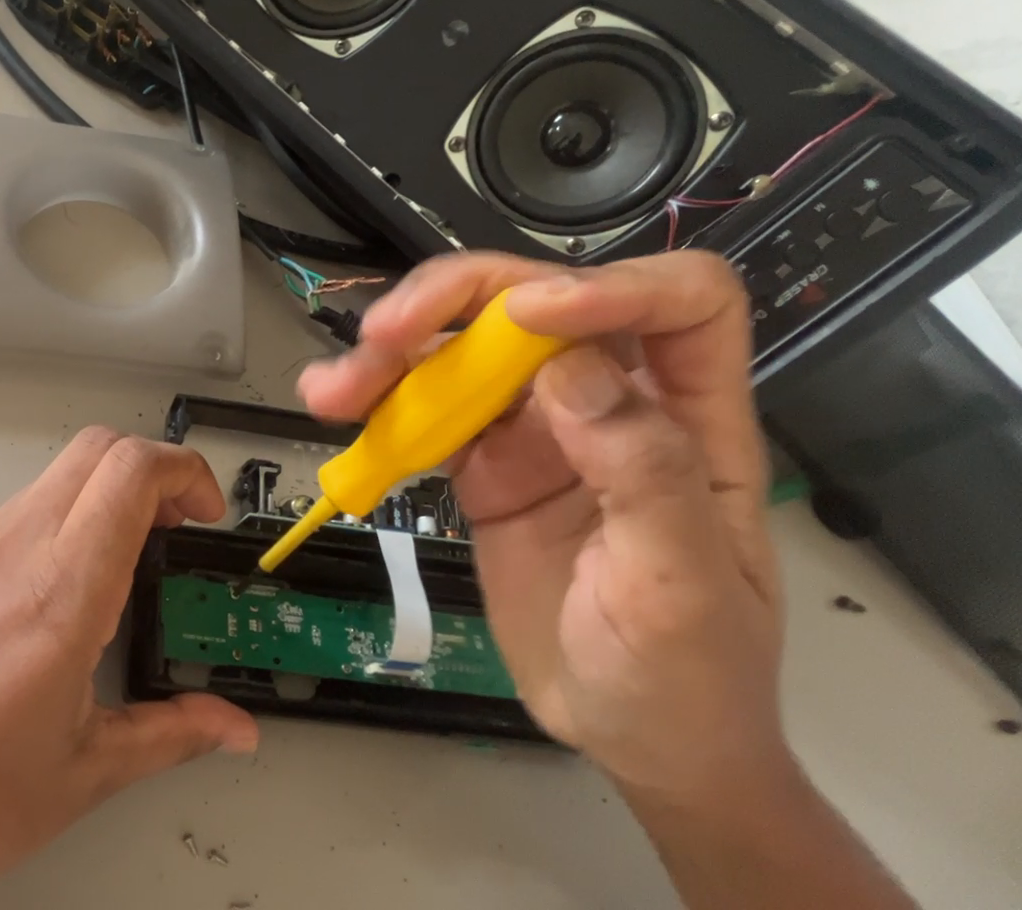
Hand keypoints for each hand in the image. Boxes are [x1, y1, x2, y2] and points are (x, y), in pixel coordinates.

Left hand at [0, 429, 257, 909]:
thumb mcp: (84, 771)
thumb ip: (171, 733)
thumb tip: (233, 728)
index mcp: (58, 598)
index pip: (129, 474)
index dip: (185, 471)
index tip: (207, 513)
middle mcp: (9, 556)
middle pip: (94, 448)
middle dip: (154, 468)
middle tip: (181, 525)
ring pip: (55, 474)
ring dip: (106, 492)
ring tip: (133, 559)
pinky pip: (20, 511)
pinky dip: (66, 519)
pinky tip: (72, 588)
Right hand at [300, 251, 782, 800]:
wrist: (628, 734)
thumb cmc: (684, 675)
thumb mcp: (680, 589)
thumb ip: (645, 475)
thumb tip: (571, 370)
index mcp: (689, 418)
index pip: (680, 303)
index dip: (610, 286)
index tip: (526, 318)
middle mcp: (609, 401)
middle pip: (537, 303)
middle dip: (457, 301)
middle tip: (385, 331)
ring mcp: (536, 430)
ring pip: (462, 350)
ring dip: (392, 355)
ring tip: (332, 391)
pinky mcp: (482, 463)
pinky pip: (424, 410)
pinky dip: (375, 403)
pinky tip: (332, 407)